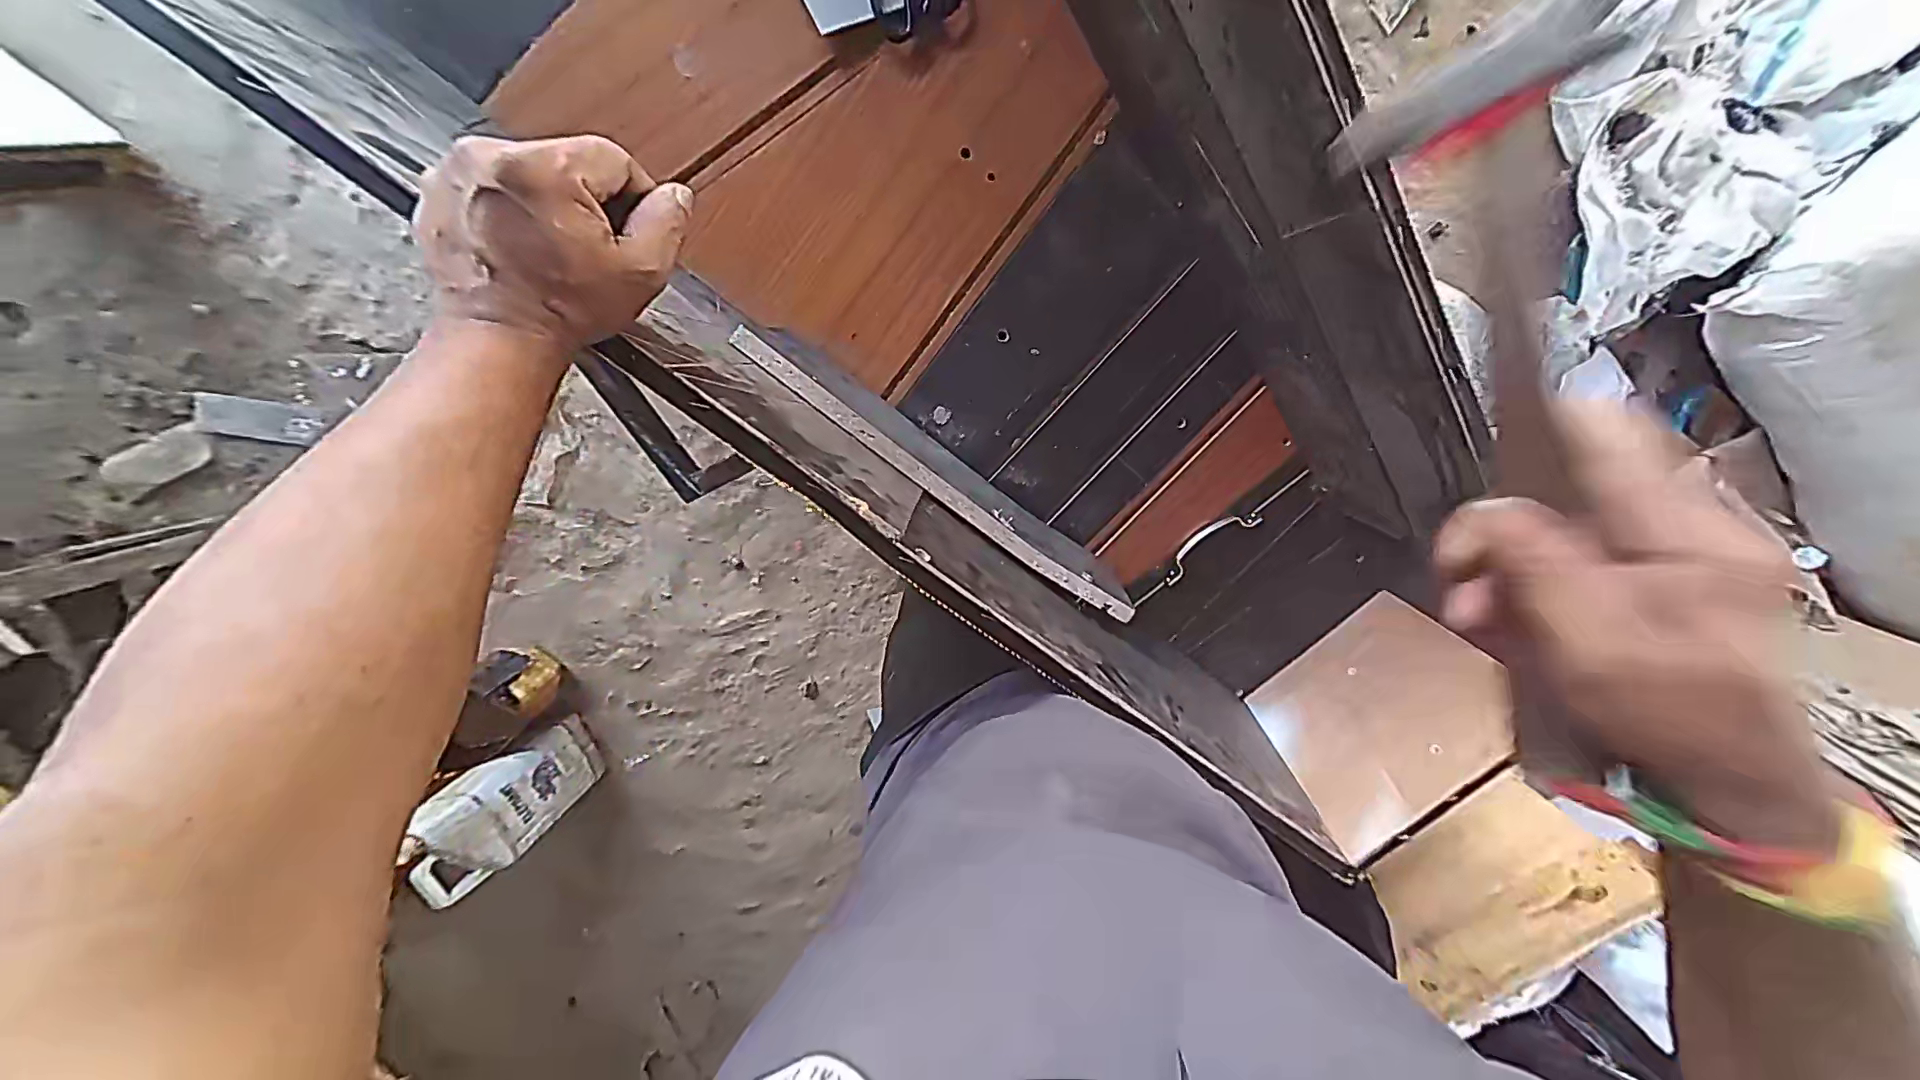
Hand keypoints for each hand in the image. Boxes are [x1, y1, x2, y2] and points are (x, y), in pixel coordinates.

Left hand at [413, 135, 693, 351]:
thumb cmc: (561, 312)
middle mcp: (492, 155)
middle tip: (588, 253)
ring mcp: (459, 171)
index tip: (625, 238)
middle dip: (588, 205)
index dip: (634, 202)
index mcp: (545, 169)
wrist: (498, 339)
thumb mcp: (640, 273)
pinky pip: (497, 186)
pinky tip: (524, 249)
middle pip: (571, 163)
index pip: (614, 159)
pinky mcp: (440, 189)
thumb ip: (666, 224)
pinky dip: (514, 212)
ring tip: (552, 254)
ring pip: (535, 173)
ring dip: (550, 207)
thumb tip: (674, 195)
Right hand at [1435, 402, 1836, 850]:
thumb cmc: (1673, 720)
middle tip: (1462, 579)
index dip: (1547, 412)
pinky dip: (1513, 591)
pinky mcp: (1628, 588)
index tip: (1496, 403)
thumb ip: (1532, 562)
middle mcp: (1672, 534)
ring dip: (1496, 570)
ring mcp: (1651, 562)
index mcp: (1686, 534)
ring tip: (1479, 615)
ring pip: (1541, 532)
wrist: (1714, 787)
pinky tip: (1502, 622)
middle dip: (1493, 534)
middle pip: (1553, 492)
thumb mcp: (1589, 640)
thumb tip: (1485, 512)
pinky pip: (1549, 566)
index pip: (1609, 436)